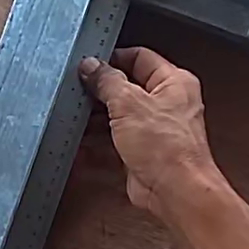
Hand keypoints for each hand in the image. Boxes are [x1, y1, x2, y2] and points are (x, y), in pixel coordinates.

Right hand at [78, 47, 224, 220]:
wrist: (175, 190)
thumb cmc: (169, 148)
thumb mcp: (129, 103)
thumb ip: (108, 81)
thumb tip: (93, 67)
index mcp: (173, 83)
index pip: (141, 58)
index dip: (114, 59)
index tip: (91, 64)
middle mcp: (167, 106)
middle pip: (127, 91)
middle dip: (100, 95)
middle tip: (78, 93)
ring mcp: (154, 133)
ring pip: (118, 121)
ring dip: (95, 123)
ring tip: (74, 120)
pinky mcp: (142, 156)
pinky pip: (114, 147)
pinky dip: (96, 148)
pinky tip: (79, 148)